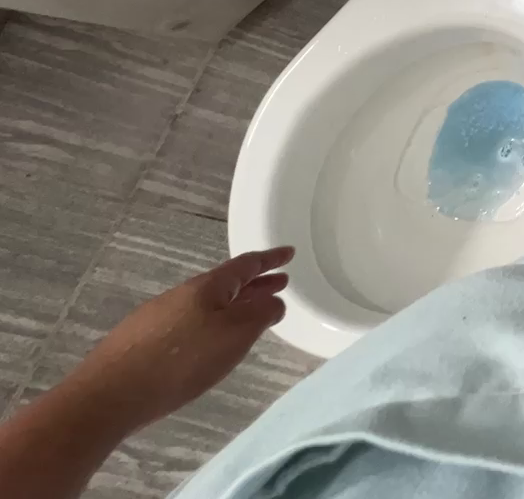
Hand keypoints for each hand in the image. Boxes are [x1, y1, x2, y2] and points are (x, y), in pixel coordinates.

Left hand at [64, 247, 293, 431]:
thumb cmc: (180, 362)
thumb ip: (264, 312)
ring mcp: (151, 321)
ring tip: (246, 318)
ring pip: (203, 305)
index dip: (271, 259)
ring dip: (230, 306)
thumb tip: (271, 302)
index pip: (246, 265)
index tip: (290, 253)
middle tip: (278, 285)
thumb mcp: (238, 333)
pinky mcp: (133, 345)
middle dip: (254, 284)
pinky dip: (206, 324)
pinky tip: (206, 343)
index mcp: (206, 287)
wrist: (99, 405)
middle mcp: (178, 296)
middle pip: (224, 284)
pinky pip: (183, 324)